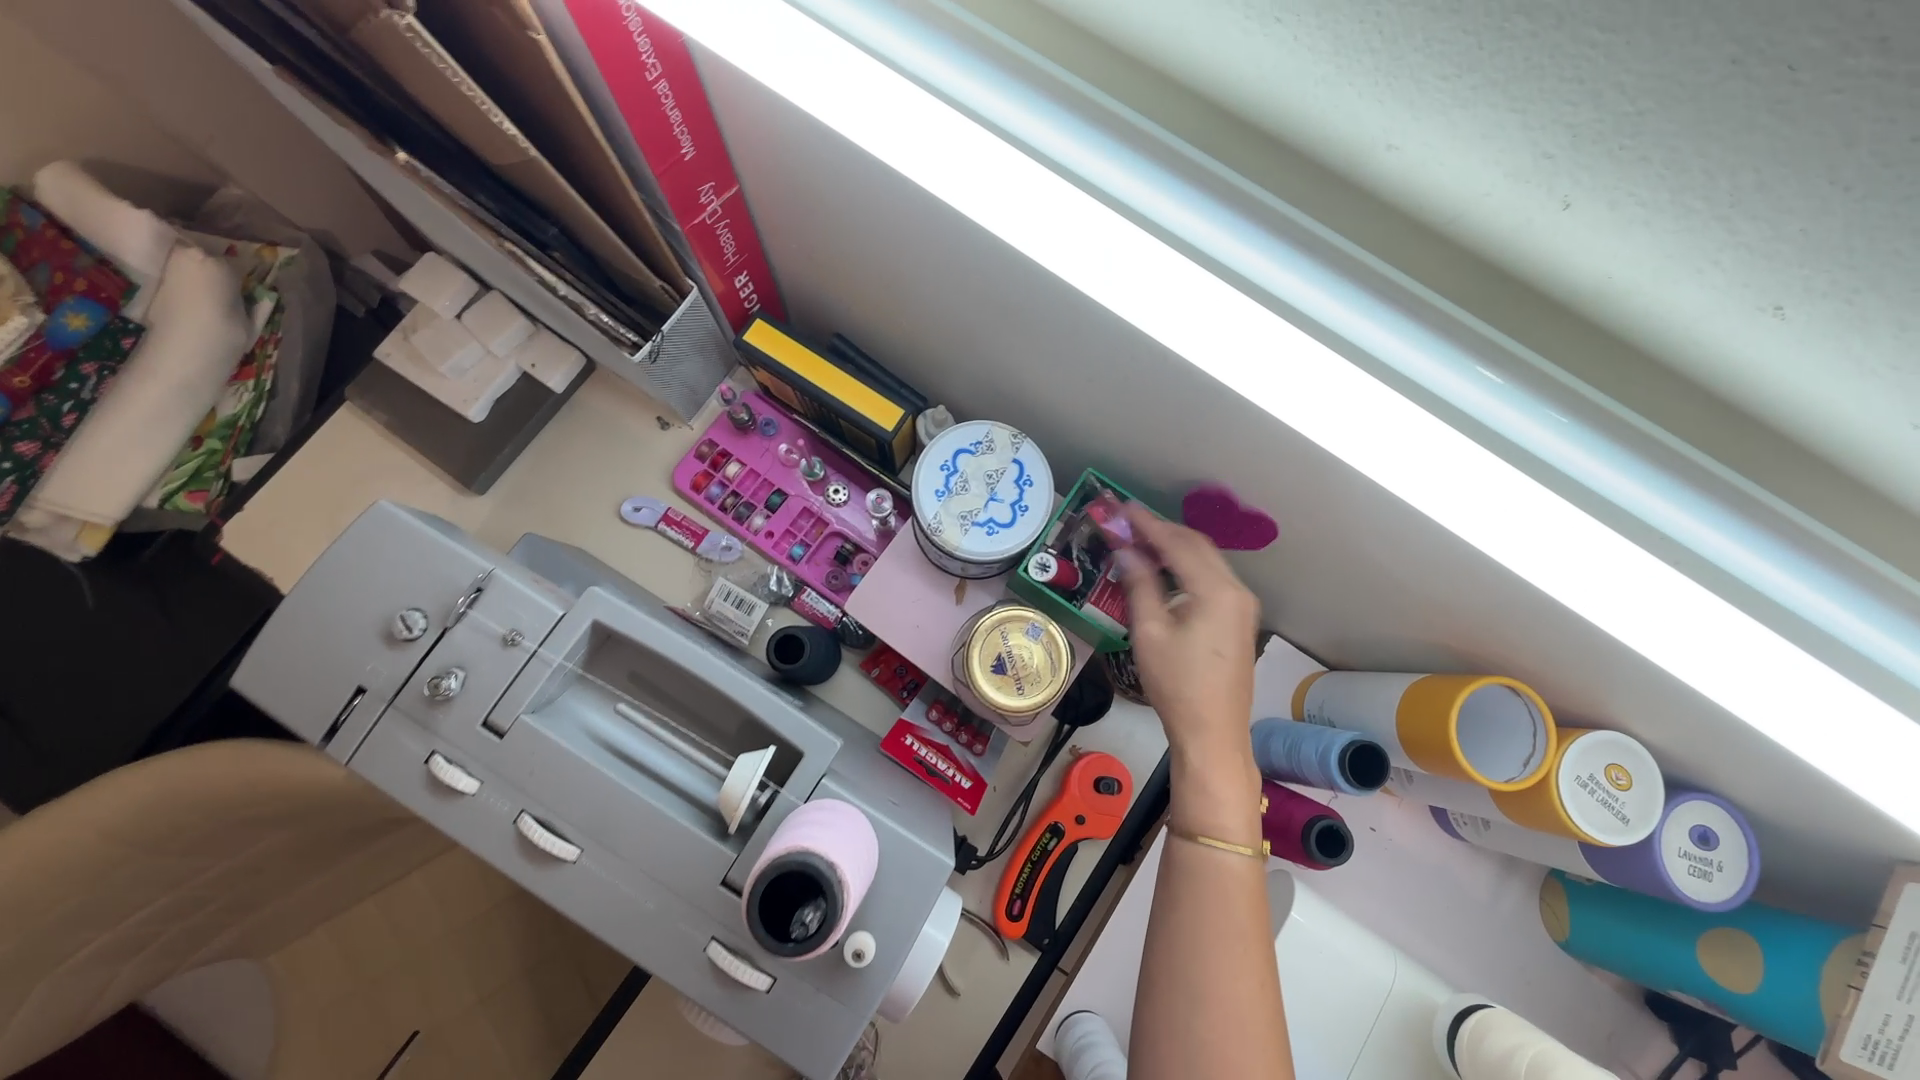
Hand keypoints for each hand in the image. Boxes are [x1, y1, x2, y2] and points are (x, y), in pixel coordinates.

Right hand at [1113, 503, 1259, 768]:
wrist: (1212, 732)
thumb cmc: (1176, 684)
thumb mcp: (1149, 632)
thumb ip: (1139, 584)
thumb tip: (1126, 550)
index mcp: (1216, 590)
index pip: (1178, 543)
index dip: (1147, 523)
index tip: (1121, 508)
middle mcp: (1236, 590)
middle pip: (1197, 546)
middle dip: (1162, 530)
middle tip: (1128, 523)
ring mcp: (1243, 606)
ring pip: (1207, 561)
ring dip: (1176, 548)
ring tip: (1141, 542)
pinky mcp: (1240, 621)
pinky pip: (1213, 579)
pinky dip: (1188, 567)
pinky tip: (1165, 571)